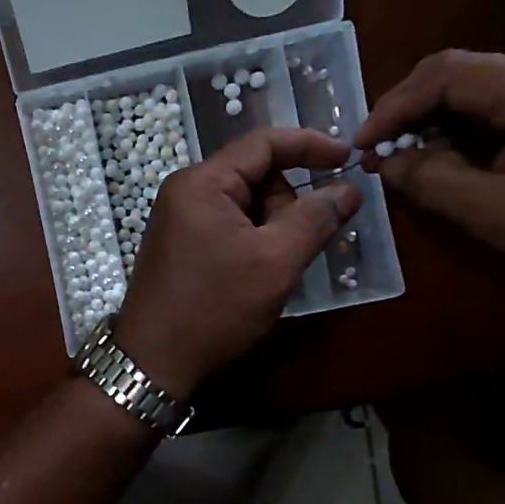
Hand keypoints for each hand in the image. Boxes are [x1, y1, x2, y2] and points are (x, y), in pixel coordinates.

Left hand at [115, 128, 360, 398]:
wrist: (154, 361)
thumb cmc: (214, 308)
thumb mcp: (275, 262)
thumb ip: (315, 218)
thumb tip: (349, 188)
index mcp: (201, 183)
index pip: (264, 142)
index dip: (312, 145)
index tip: (350, 160)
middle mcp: (185, 193)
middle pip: (255, 174)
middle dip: (288, 202)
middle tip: (299, 246)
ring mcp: (179, 220)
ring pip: (244, 205)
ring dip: (272, 228)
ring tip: (274, 270)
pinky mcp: (181, 246)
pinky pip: (228, 227)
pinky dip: (253, 242)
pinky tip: (257, 275)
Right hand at [355, 51, 504, 324]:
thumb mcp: (503, 216)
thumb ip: (435, 181)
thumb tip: (384, 158)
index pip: (448, 72)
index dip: (392, 105)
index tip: (360, 147)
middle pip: (469, 71)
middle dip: (414, 111)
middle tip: (383, 155)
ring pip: (492, 86)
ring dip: (444, 120)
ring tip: (417, 161)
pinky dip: (478, 127)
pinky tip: (466, 159)